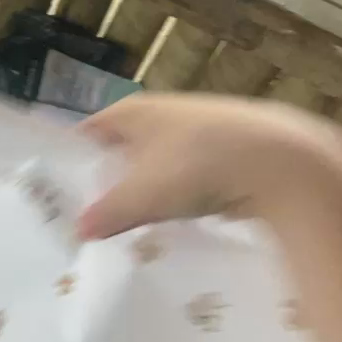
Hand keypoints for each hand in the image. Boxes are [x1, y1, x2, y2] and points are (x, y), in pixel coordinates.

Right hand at [75, 93, 341, 239]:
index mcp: (134, 113)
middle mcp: (165, 112)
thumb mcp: (140, 197)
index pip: (89, 131)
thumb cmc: (195, 168)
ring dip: (145, 186)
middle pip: (123, 146)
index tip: (60, 191)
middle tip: (92, 212)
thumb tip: (79, 230)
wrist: (282, 164)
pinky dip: (179, 191)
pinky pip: (189, 171)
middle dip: (109, 176)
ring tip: (133, 220)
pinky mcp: (230, 148)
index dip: (73, 159)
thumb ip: (105, 214)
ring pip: (158, 159)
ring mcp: (201, 127)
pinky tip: (179, 216)